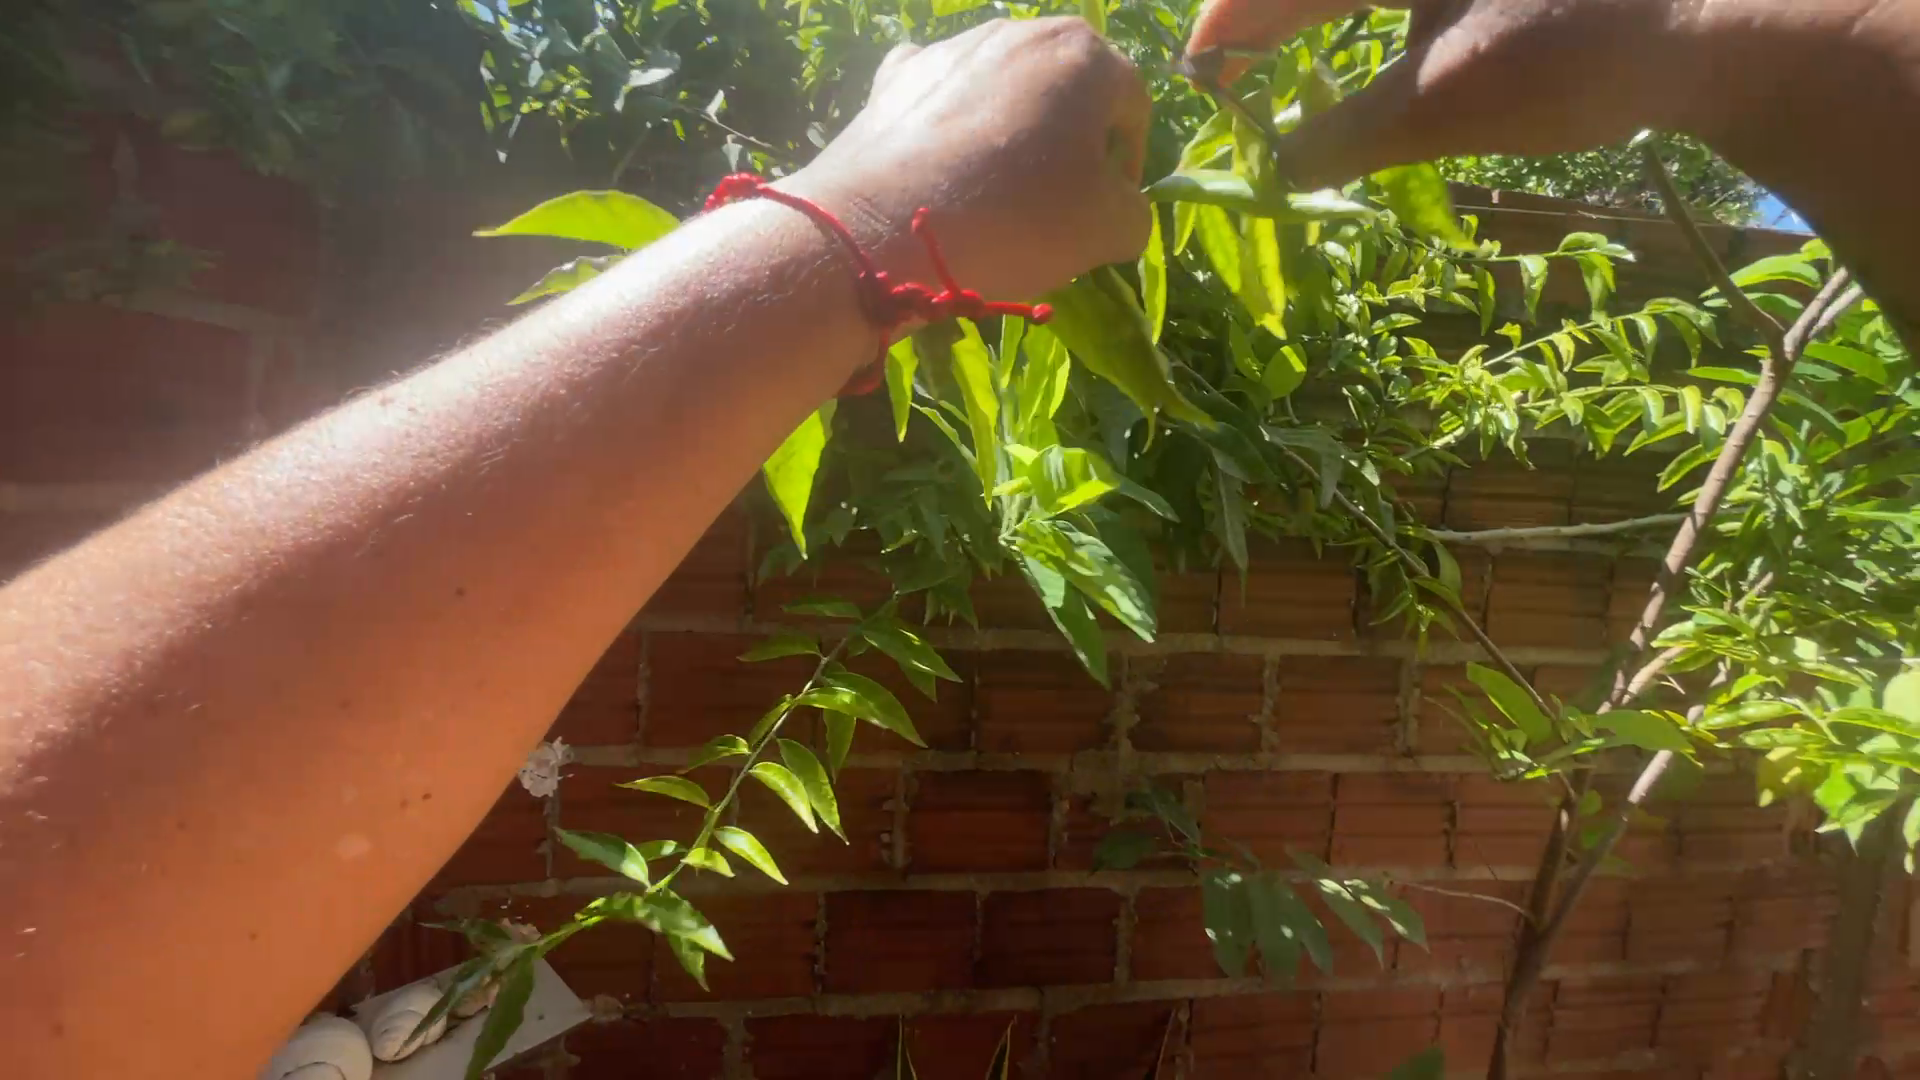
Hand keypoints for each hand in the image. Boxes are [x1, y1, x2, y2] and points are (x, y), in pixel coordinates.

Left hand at [783, 17, 1150, 300]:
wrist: (883, 232)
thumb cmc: (1012, 223)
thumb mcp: (1105, 232)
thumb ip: (1135, 212)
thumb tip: (1121, 206)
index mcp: (1083, 57)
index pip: (1131, 106)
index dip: (1130, 163)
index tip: (1110, 210)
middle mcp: (1020, 32)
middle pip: (1065, 93)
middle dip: (1070, 147)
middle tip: (1054, 206)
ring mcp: (952, 48)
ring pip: (1004, 93)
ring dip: (1012, 137)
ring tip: (994, 196)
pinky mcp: (897, 79)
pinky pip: (943, 98)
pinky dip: (952, 127)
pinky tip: (943, 165)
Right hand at [1183, 0, 1878, 187]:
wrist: (1754, 12)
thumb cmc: (1591, 44)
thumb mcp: (1443, 102)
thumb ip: (1340, 137)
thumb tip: (1272, 171)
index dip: (1228, 23)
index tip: (1196, 74)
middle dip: (1264, 15)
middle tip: (1228, 72)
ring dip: (1311, 15)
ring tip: (1277, 62)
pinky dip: (1367, 13)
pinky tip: (1364, 47)